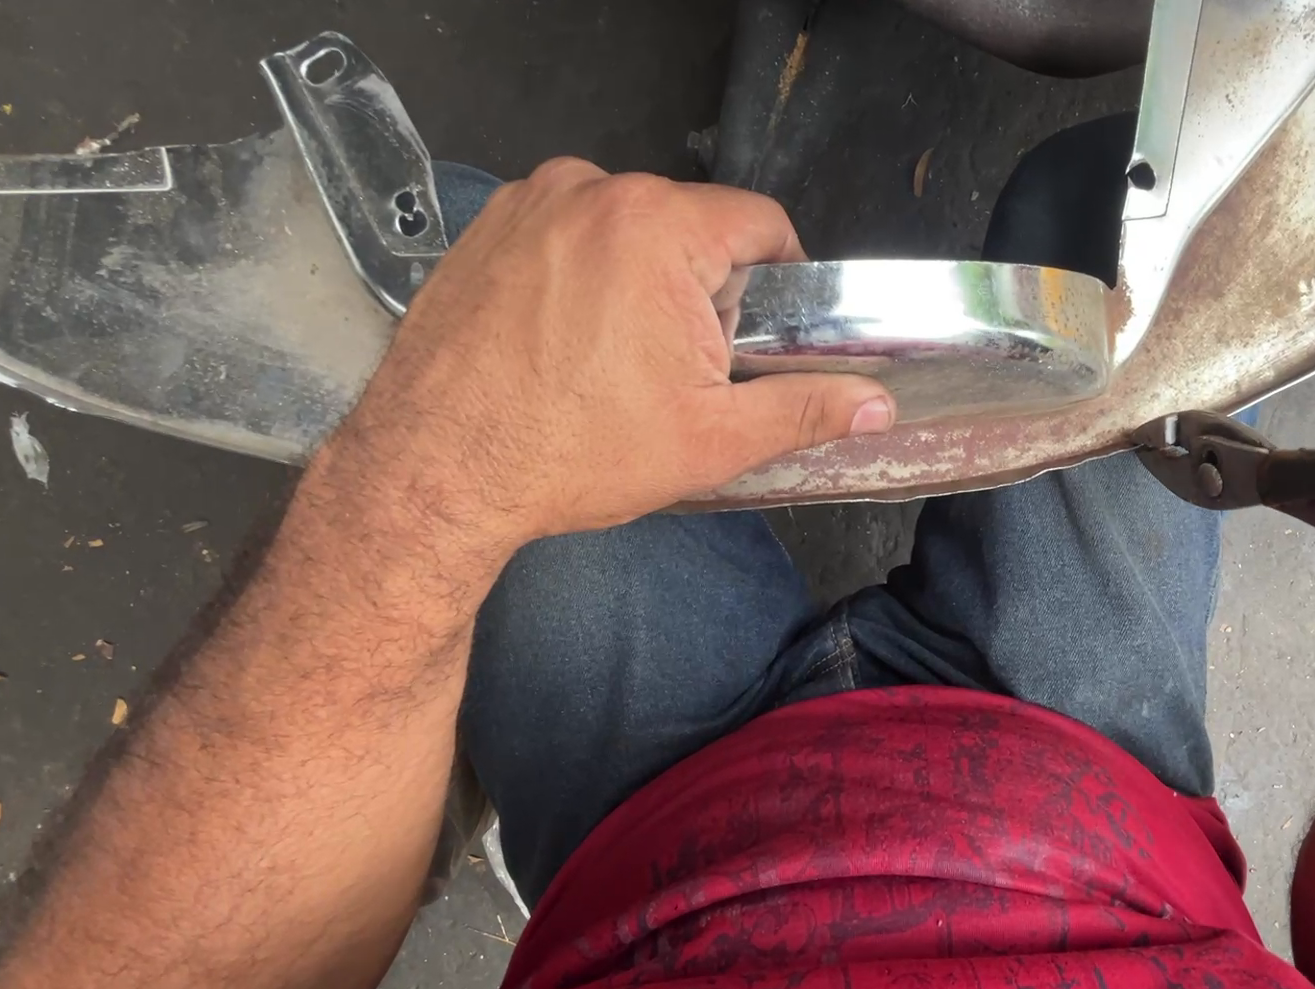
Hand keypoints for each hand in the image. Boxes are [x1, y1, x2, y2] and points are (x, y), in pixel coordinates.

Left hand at [315, 159, 894, 557]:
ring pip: (631, 231)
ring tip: (624, 362)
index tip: (768, 331)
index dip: (783, 278)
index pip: (761, 222)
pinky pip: (571, 236)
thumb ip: (806, 409)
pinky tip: (571, 345)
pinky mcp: (486, 228)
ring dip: (648, 284)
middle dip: (709, 291)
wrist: (436, 471)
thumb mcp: (715, 439)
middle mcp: (591, 190)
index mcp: (658, 228)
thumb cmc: (578, 452)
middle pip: (694, 228)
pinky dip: (589, 278)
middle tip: (689, 369)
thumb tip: (878, 403)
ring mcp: (529, 203)